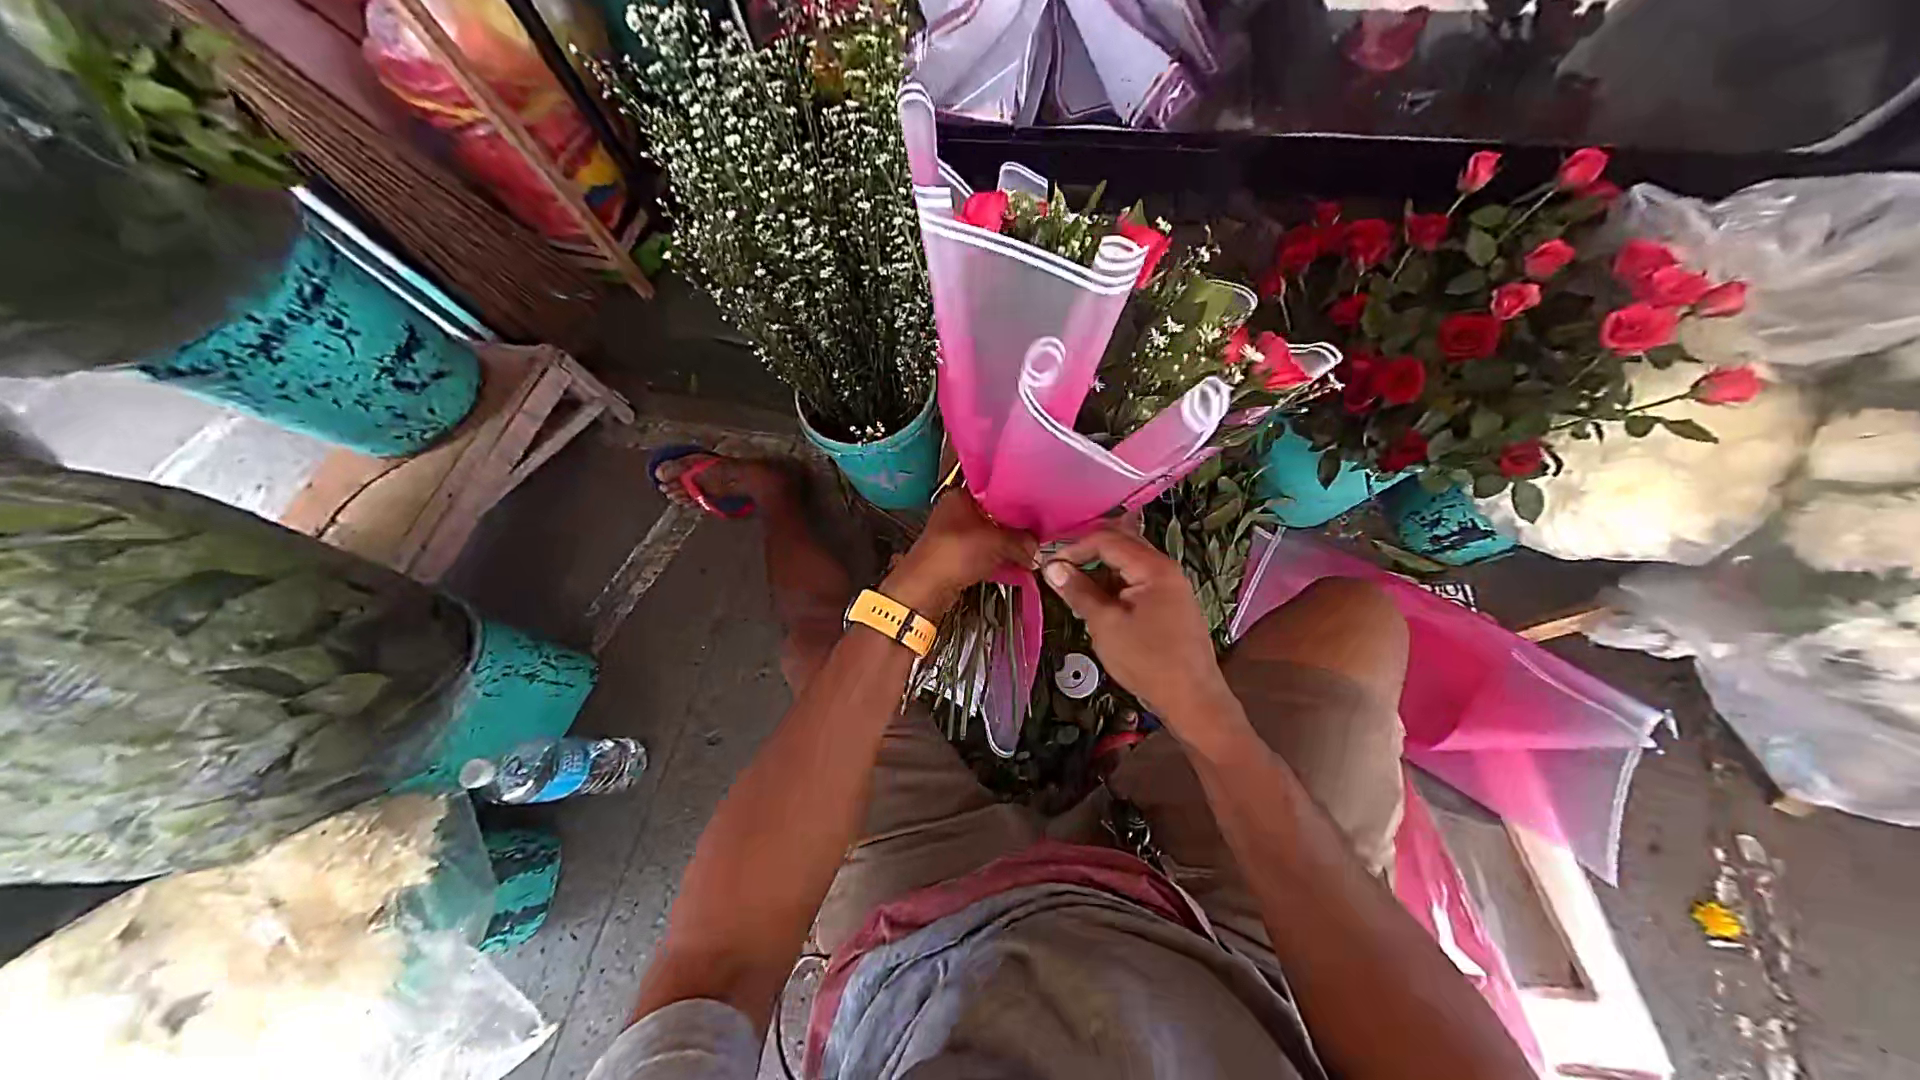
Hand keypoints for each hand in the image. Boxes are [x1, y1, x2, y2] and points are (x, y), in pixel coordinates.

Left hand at [882, 489, 1037, 619]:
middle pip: (993, 516)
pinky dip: (995, 559)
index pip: (995, 490)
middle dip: (1014, 528)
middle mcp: (954, 512)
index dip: (1017, 501)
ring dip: (1006, 546)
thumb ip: (1021, 541)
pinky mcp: (954, 557)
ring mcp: (953, 535)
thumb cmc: (952, 555)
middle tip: (1033, 535)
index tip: (1034, 512)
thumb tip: (1034, 545)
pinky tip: (1011, 567)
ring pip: (988, 536)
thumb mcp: (997, 543)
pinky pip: (981, 554)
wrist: (926, 588)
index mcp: (960, 497)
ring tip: (1026, 553)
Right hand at [1041, 526, 1239, 737]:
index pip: (1108, 540)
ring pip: (1128, 564)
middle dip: (1087, 552)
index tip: (1049, 565)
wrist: (1193, 699)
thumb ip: (1078, 592)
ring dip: (1100, 570)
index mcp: (1154, 567)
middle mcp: (1166, 569)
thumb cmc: (1148, 661)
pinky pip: (1137, 581)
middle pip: (1121, 544)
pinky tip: (1097, 601)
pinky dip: (1114, 585)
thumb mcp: (1105, 625)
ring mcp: (1170, 586)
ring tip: (1074, 587)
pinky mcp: (1169, 603)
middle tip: (1059, 568)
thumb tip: (1053, 568)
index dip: (1074, 548)